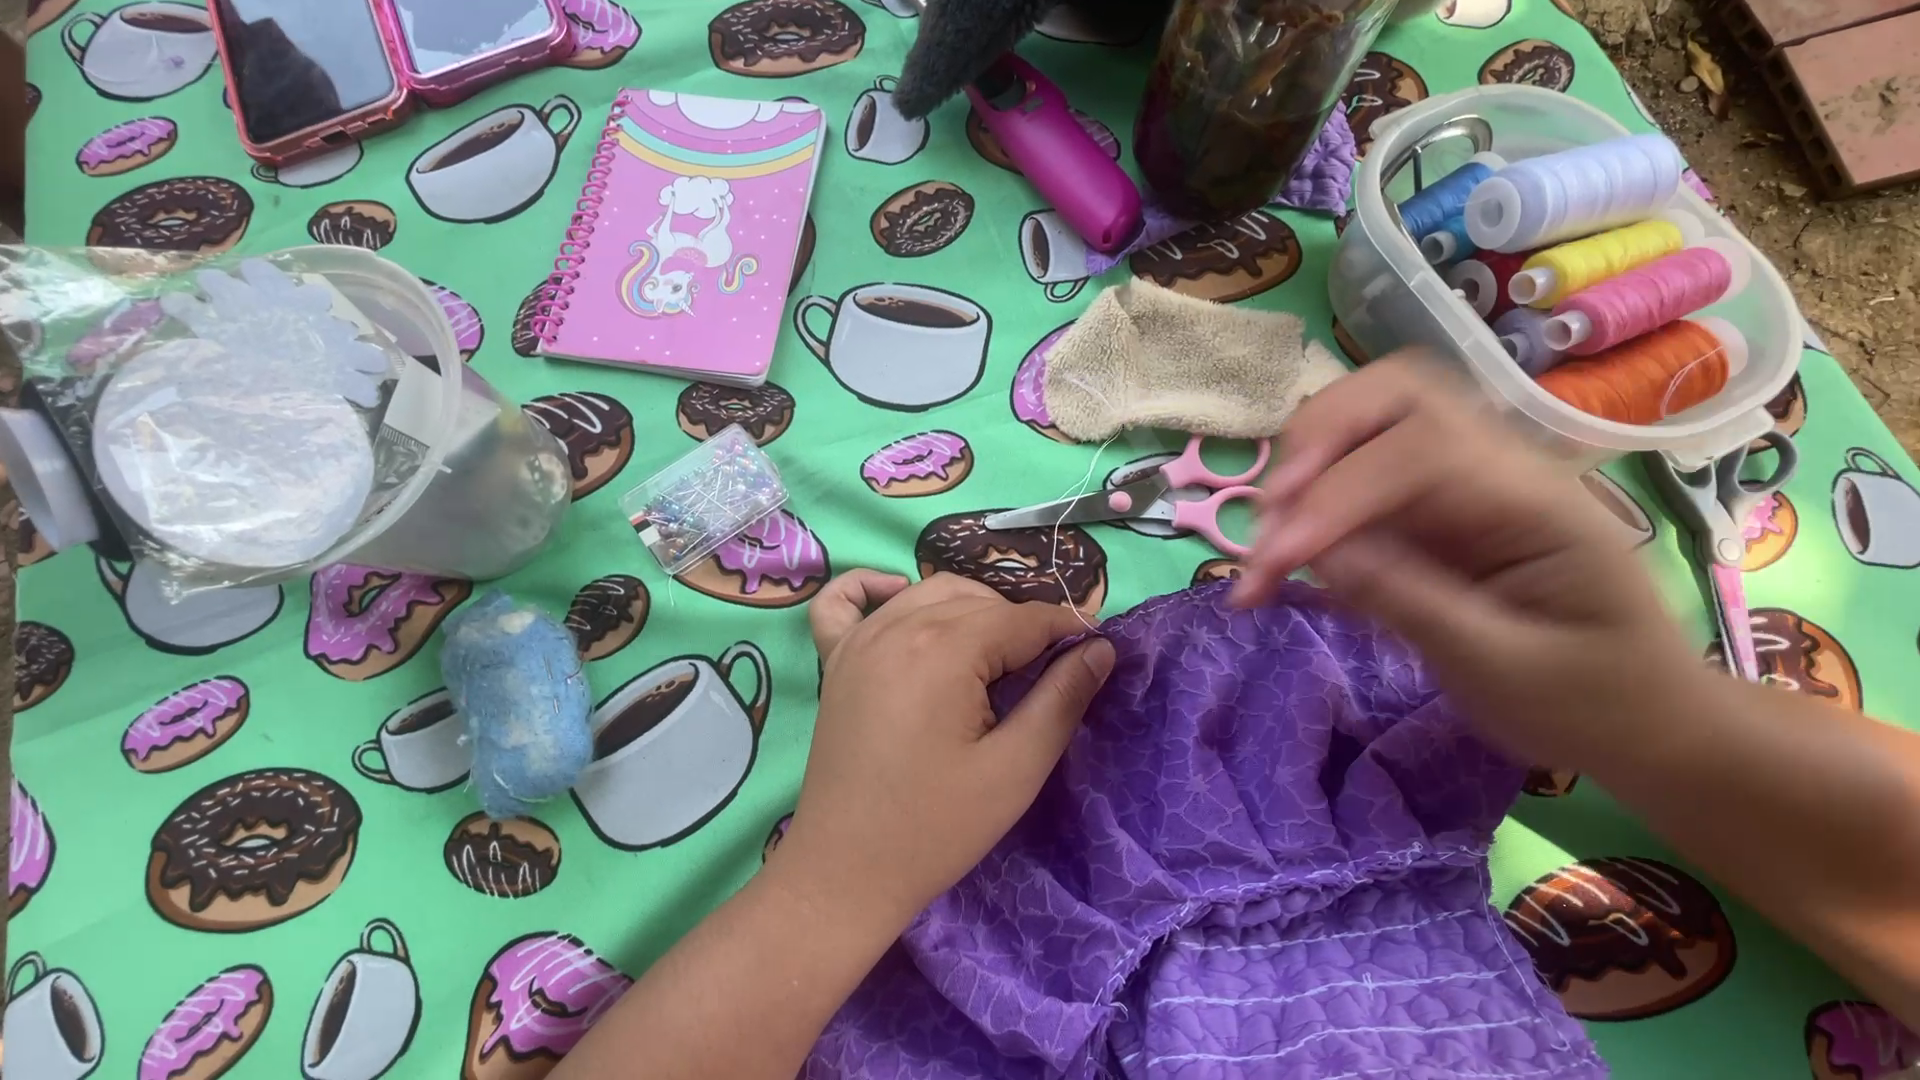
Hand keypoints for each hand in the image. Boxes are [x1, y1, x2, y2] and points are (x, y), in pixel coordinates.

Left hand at [774, 571, 1115, 926]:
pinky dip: (873, 588)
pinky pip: (845, 599)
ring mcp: (858, 639)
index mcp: (945, 649)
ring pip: (929, 592)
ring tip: (997, 657)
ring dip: (971, 610)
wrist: (845, 871)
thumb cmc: (936, 828)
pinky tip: (899, 596)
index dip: (1066, 630)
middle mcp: (899, 627)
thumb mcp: (1016, 769)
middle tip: (1049, 672)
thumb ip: (1062, 699)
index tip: (1095, 649)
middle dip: (1022, 626)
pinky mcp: (834, 659)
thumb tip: (1100, 647)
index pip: (1023, 618)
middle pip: (980, 601)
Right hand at [1234, 354, 1706, 771]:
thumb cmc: (1594, 704)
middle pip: (1393, 394)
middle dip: (1314, 440)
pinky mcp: (1427, 511)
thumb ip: (1411, 602)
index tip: (1278, 559)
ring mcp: (1458, 485)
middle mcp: (1494, 469)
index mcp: (1535, 502)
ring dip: (1302, 467)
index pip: (1419, 453)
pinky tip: (1281, 558)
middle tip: (1270, 516)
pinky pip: (1353, 479)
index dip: (1335, 494)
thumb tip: (1316, 549)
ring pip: (1364, 422)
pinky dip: (1305, 506)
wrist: (1647, 723)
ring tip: (1268, 543)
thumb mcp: (1504, 670)